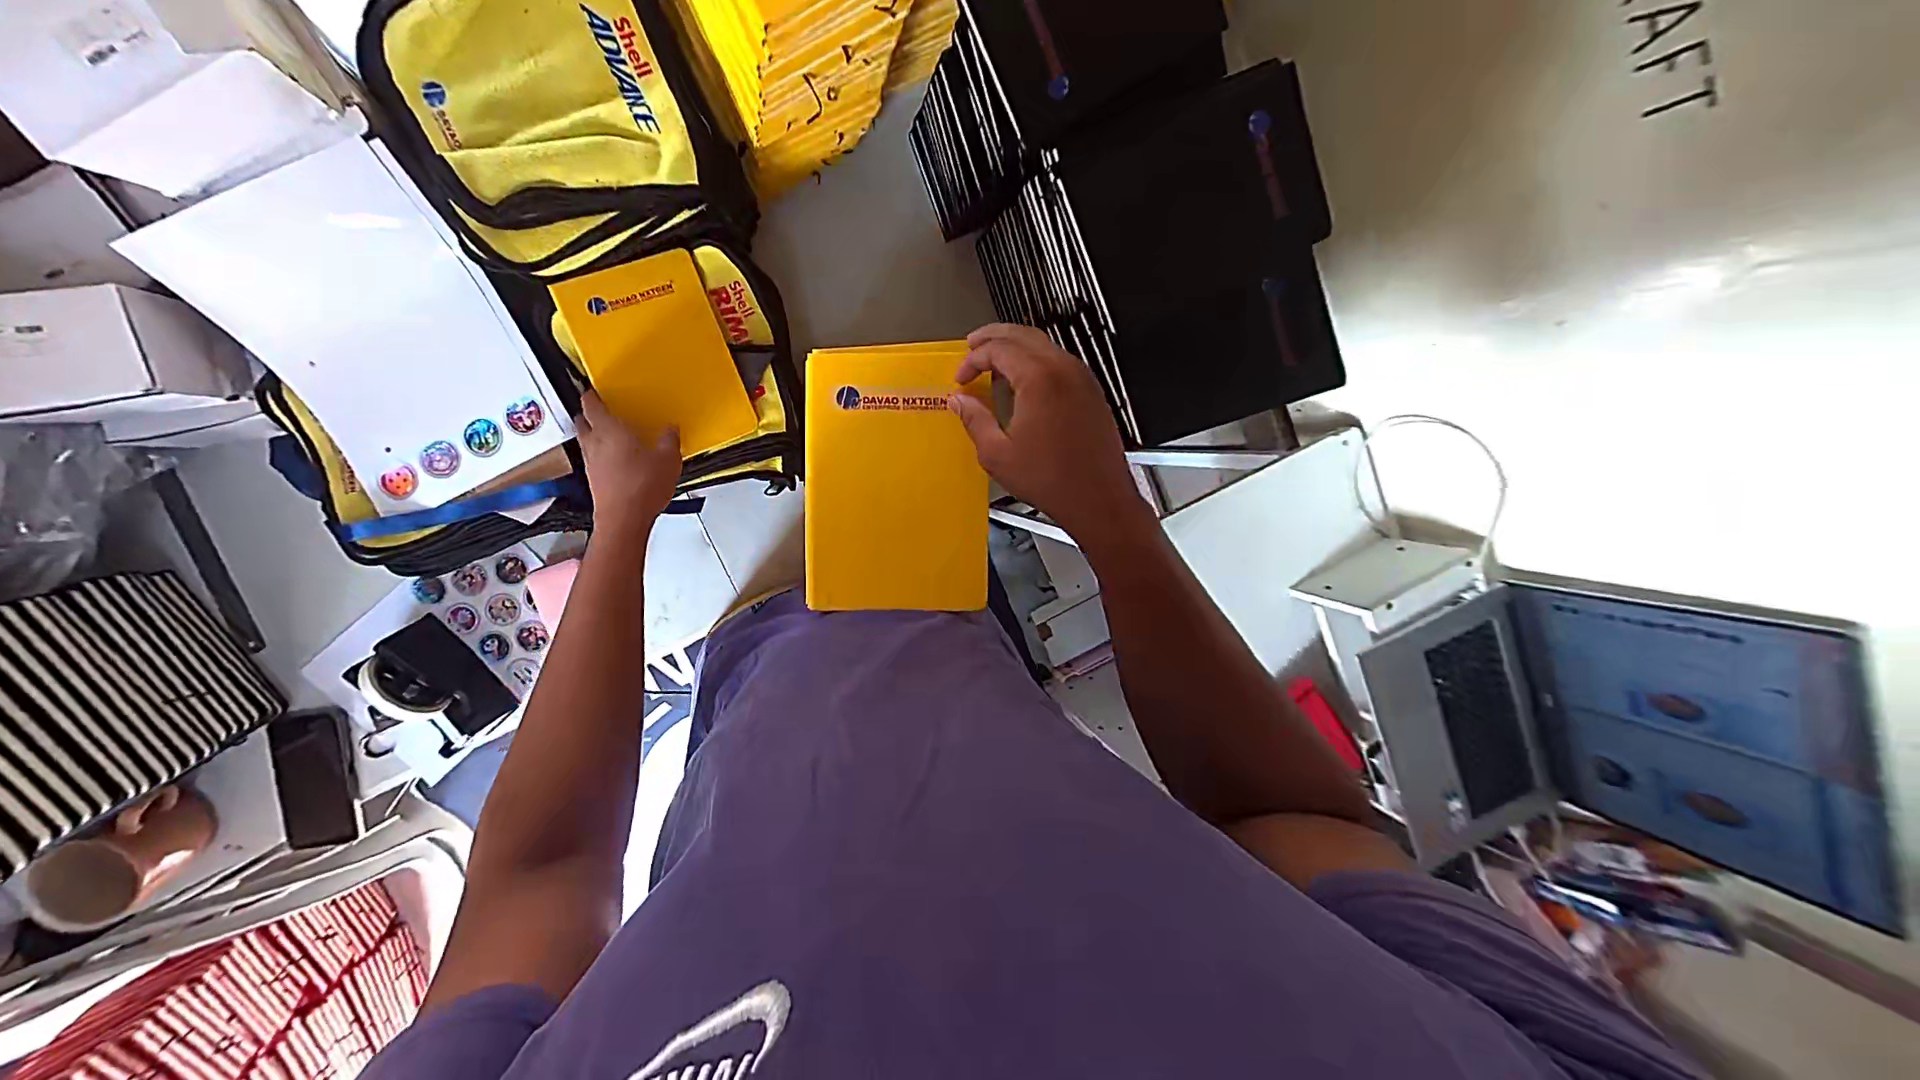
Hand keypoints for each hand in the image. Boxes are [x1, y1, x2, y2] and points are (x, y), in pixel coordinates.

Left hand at [576, 391, 680, 536]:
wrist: (625, 518)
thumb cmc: (641, 487)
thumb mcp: (668, 459)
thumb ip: (669, 440)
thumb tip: (671, 431)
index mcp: (609, 429)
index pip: (590, 403)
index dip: (591, 394)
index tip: (592, 390)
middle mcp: (594, 443)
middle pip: (583, 421)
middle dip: (589, 414)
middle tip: (600, 411)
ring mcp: (591, 462)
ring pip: (586, 440)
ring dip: (594, 435)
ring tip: (611, 435)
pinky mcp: (593, 479)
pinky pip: (593, 459)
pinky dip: (601, 455)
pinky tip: (618, 461)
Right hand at [948, 323, 1149, 542]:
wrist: (1097, 499)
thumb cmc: (1055, 481)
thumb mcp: (998, 454)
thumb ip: (975, 420)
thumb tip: (960, 402)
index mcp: (1039, 379)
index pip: (998, 349)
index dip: (973, 360)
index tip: (962, 377)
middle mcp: (1064, 371)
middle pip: (1023, 335)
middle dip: (994, 337)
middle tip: (973, 345)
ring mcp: (1082, 380)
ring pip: (1044, 345)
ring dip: (1016, 348)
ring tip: (995, 363)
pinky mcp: (1092, 393)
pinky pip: (1060, 363)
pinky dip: (1037, 362)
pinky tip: (1024, 382)